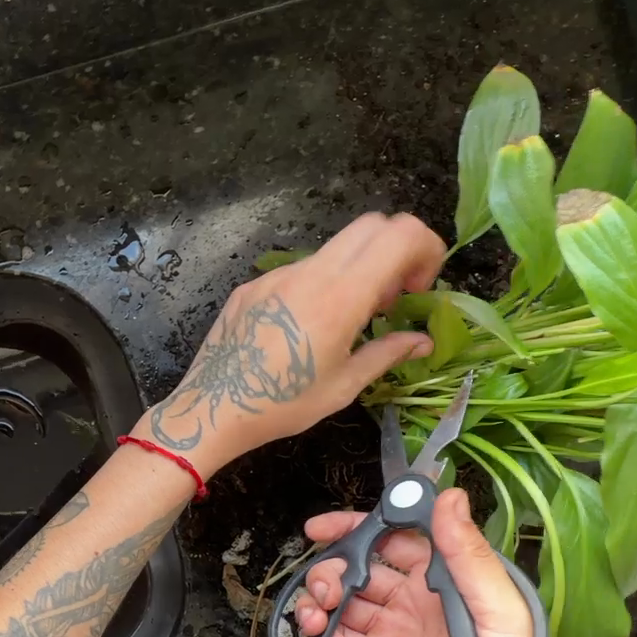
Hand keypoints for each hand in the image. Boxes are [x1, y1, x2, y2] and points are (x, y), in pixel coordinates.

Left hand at [138, 213, 445, 473]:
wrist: (210, 410)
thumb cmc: (280, 405)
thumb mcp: (342, 387)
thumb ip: (387, 354)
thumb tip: (422, 341)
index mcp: (339, 296)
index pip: (400, 234)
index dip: (425, 250)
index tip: (417, 291)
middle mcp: (307, 274)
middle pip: (371, 226)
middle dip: (394, 253)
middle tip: (387, 301)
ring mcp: (274, 277)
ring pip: (331, 249)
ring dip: (354, 270)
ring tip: (346, 320)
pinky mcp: (250, 287)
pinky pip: (296, 272)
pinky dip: (316, 285)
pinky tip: (303, 328)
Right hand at [294, 488, 578, 636]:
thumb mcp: (504, 617)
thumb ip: (469, 559)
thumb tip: (450, 498)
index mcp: (445, 581)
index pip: (393, 538)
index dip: (356, 528)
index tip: (322, 527)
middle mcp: (412, 602)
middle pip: (356, 570)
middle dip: (330, 571)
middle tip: (324, 588)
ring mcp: (390, 635)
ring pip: (340, 604)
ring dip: (319, 604)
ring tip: (316, 618)